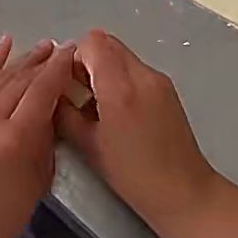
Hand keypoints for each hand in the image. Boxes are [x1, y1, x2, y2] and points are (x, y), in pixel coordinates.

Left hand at [0, 37, 76, 237]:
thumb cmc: (9, 209)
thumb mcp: (41, 172)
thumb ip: (46, 132)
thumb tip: (53, 102)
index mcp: (16, 135)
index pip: (43, 88)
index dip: (59, 66)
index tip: (72, 50)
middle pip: (22, 78)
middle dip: (44, 61)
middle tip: (62, 48)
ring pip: (3, 75)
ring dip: (24, 59)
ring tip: (44, 46)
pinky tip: (6, 43)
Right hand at [55, 30, 228, 237]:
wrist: (184, 194)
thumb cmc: (132, 174)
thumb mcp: (89, 146)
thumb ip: (65, 113)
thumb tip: (52, 93)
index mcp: (120, 86)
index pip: (92, 43)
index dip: (74, 57)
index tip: (66, 82)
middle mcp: (142, 74)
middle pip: (107, 44)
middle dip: (87, 60)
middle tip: (78, 92)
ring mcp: (158, 79)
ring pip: (122, 55)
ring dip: (104, 68)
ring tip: (97, 104)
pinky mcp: (168, 89)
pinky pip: (136, 69)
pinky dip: (121, 78)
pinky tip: (118, 110)